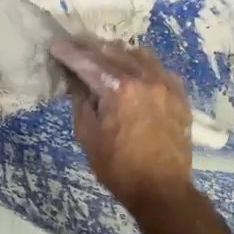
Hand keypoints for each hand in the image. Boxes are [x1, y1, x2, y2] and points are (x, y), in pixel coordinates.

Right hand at [50, 37, 194, 210]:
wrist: (162, 190)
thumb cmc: (118, 166)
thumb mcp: (87, 134)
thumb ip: (80, 99)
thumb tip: (75, 78)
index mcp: (119, 89)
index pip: (87, 62)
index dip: (69, 53)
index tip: (55, 45)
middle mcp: (144, 78)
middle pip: (111, 51)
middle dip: (89, 46)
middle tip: (73, 44)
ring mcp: (165, 84)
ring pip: (136, 54)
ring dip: (115, 51)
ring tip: (100, 54)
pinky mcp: (178, 93)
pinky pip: (156, 67)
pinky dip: (139, 62)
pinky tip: (130, 67)